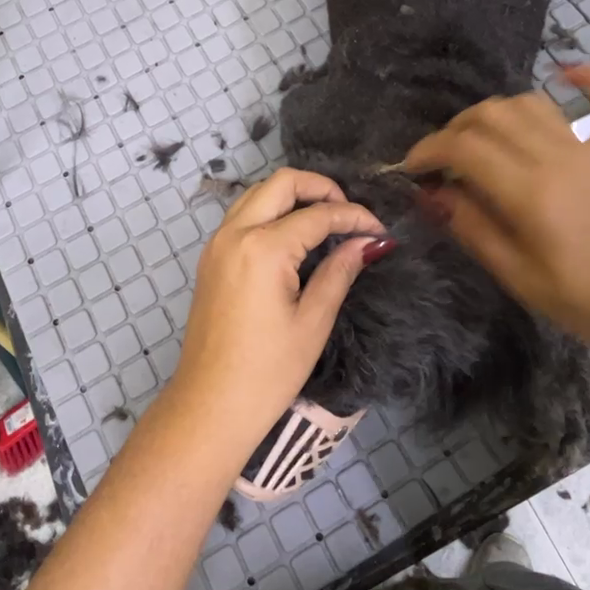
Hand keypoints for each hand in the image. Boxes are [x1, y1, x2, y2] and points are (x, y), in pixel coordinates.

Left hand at [170, 169, 389, 445]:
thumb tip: (369, 242)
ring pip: (258, 193)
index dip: (354, 218)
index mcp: (263, 248)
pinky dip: (271, 211)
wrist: (210, 406)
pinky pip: (242, 215)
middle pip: (281, 183)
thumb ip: (340, 272)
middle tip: (350, 213)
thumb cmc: (267, 372)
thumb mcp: (313, 322)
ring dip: (292, 196)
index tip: (380, 231)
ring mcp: (217, 243)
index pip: (318, 215)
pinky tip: (295, 235)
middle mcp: (235, 233)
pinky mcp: (210, 258)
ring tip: (326, 221)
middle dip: (321, 188)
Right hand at [402, 65, 589, 349]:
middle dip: (454, 129)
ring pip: (531, 104)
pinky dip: (588, 80)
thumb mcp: (522, 278)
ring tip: (480, 137)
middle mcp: (556, 156)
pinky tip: (567, 71)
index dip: (428, 151)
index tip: (411, 169)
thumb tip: (435, 196)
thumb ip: (475, 230)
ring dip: (496, 111)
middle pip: (491, 116)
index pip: (463, 148)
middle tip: (441, 159)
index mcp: (529, 190)